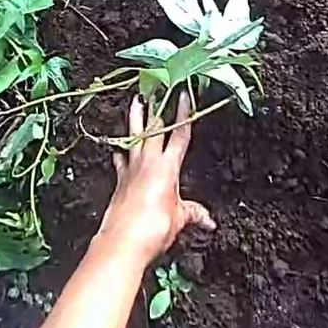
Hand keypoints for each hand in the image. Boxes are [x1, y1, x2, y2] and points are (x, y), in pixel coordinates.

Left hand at [96, 91, 215, 267]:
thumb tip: (209, 221)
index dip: (183, 113)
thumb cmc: (154, 227)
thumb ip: (194, 214)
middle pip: (154, 128)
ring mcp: (132, 168)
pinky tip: (118, 150)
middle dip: (156, 107)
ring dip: (136, 119)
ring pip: (135, 136)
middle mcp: (149, 161)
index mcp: (168, 166)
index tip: (183, 94)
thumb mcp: (179, 219)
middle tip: (155, 87)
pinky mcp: (120, 179)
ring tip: (135, 101)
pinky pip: (121, 160)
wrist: (124, 240)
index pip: (179, 134)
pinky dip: (121, 154)